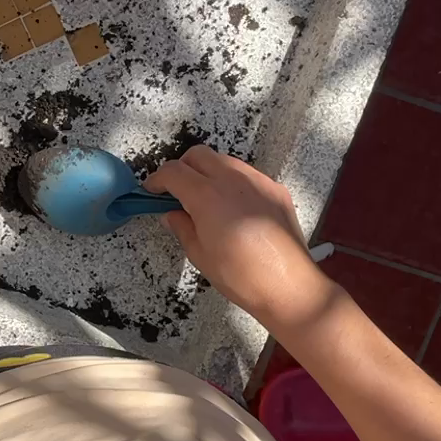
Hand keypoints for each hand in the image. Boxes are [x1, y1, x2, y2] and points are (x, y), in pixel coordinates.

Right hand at [144, 146, 340, 332]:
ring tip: (204, 198)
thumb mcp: (200, 254)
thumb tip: (172, 215)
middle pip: (198, 155)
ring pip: (223, 160)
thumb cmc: (241, 276)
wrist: (288, 285)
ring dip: (207, 171)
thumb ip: (182, 227)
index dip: (157, 179)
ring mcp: (257, 181)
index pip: (174, 171)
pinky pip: (246, 174)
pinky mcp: (275, 188)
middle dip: (182, 168)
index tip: (152, 190)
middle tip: (176, 190)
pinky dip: (231, 181)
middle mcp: (232, 179)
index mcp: (207, 196)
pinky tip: (231, 207)